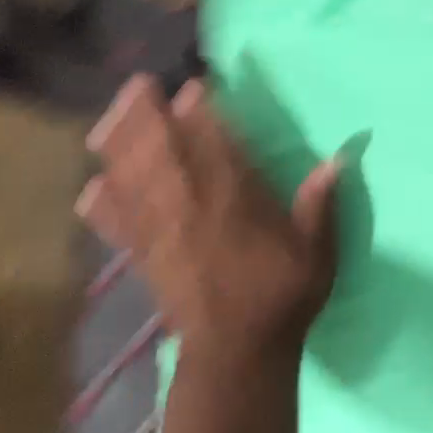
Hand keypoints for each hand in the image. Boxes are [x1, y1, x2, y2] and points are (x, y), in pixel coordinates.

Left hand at [78, 75, 340, 363]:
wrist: (237, 348)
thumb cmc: (285, 293)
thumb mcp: (319, 248)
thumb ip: (321, 203)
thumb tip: (339, 159)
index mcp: (234, 200)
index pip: (212, 145)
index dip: (200, 113)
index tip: (194, 85)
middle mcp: (188, 206)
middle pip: (159, 150)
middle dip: (146, 114)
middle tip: (139, 84)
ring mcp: (157, 230)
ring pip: (128, 177)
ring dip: (117, 143)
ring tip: (111, 116)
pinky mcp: (141, 254)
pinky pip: (113, 221)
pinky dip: (100, 200)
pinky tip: (94, 187)